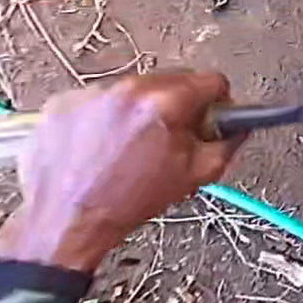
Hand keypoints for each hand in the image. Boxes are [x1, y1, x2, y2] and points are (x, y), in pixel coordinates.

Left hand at [0, 71, 231, 272]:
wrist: (65, 223)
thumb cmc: (129, 201)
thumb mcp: (197, 174)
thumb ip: (228, 142)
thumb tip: (239, 126)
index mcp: (167, 103)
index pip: (212, 80)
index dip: (218, 100)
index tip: (210, 114)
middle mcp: (130, 89)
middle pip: (174, 78)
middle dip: (180, 102)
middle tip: (170, 133)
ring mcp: (93, 93)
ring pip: (137, 87)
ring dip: (143, 106)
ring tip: (132, 142)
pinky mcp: (64, 101)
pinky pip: (101, 97)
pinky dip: (107, 114)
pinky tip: (103, 142)